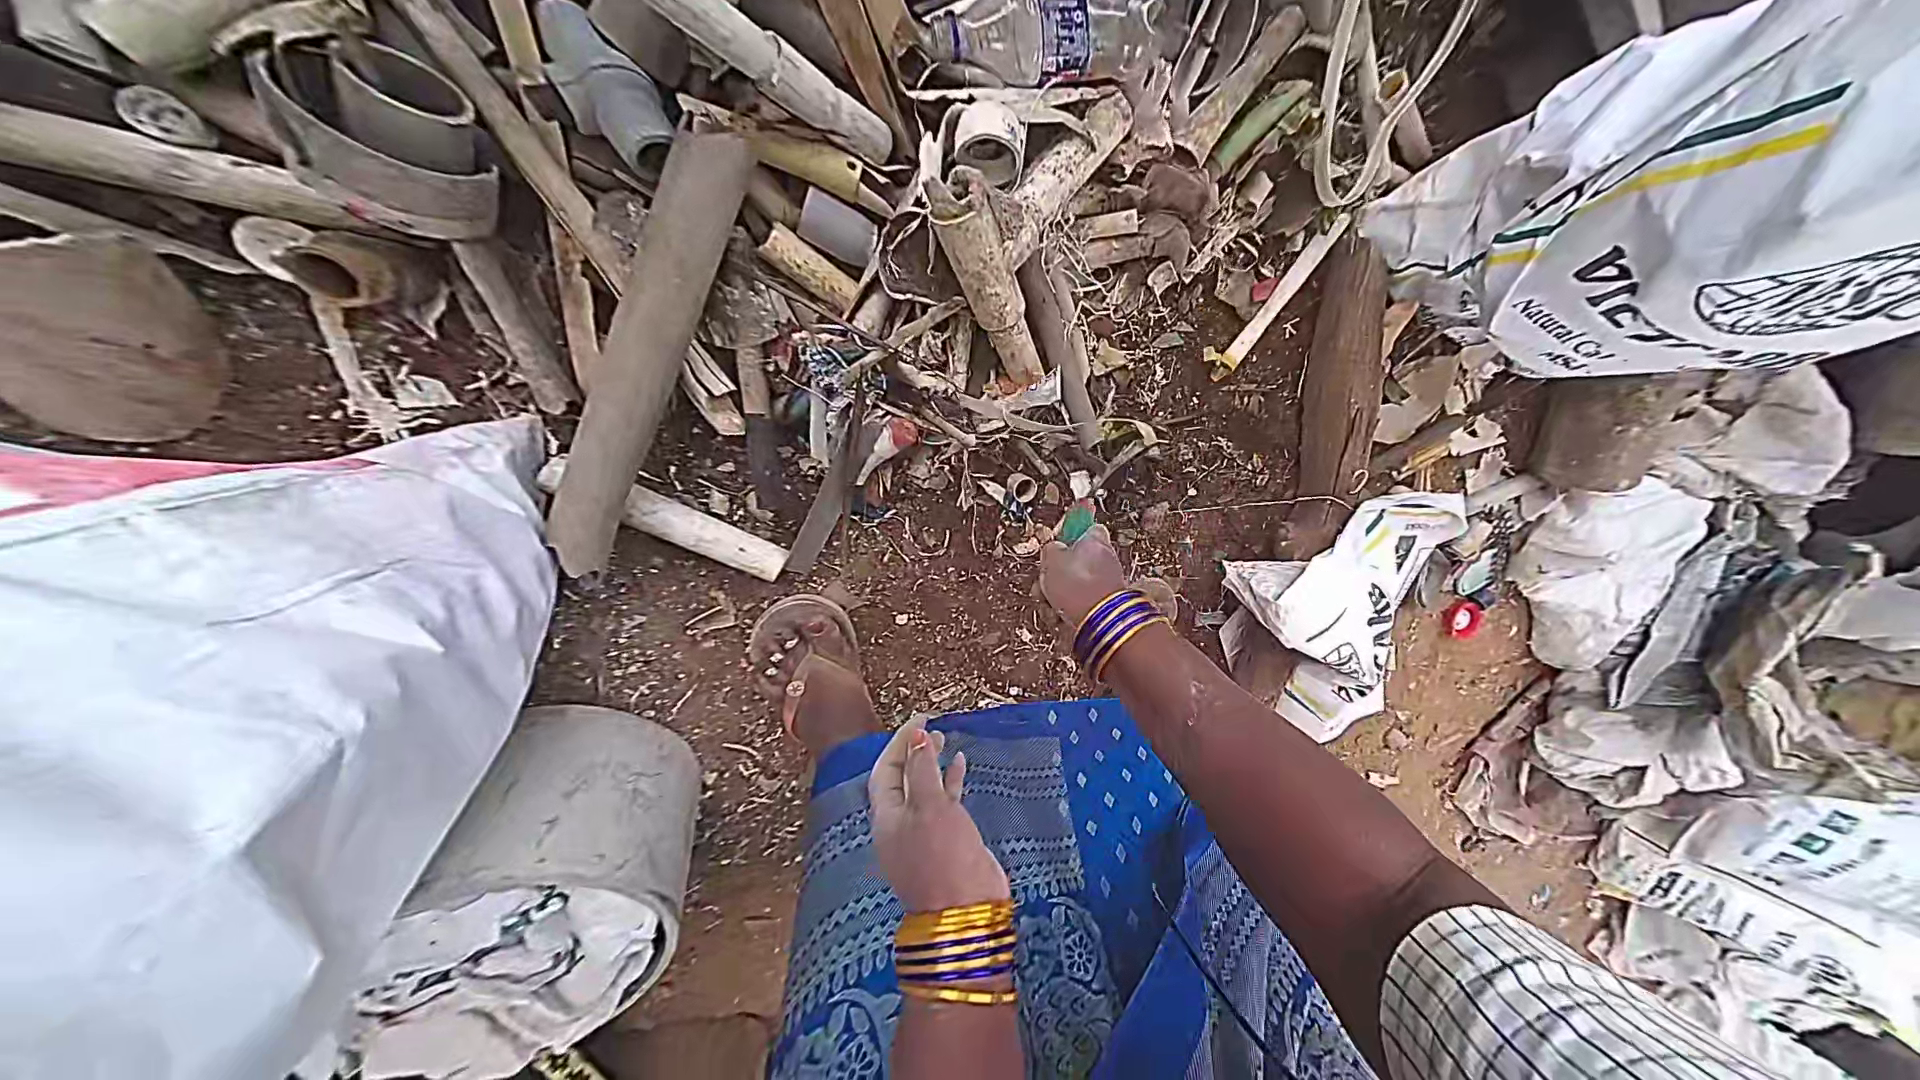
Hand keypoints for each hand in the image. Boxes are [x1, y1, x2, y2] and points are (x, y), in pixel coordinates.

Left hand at [868, 716, 1010, 911]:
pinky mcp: (946, 840)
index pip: (887, 769)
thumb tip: (917, 737)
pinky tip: (960, 766)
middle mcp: (900, 823)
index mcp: (887, 816)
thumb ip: (922, 769)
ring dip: (932, 763)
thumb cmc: (942, 857)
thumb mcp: (929, 806)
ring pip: (923, 788)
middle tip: (932, 728)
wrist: (965, 911)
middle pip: (902, 777)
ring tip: (945, 741)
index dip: (901, 742)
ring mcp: (923, 833)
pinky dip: (949, 781)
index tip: (920, 720)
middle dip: (914, 750)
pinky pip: (943, 802)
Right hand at [1039, 523, 1127, 626]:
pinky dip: (1066, 609)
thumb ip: (1050, 549)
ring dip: (1056, 594)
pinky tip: (1057, 615)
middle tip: (1044, 580)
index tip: (1057, 541)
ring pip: (1074, 585)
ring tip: (1048, 603)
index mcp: (1095, 540)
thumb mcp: (1051, 558)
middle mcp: (1105, 559)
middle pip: (1074, 561)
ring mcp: (1106, 583)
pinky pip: (1079, 603)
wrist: (1098, 619)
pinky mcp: (1104, 605)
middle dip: (1055, 573)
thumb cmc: (1078, 585)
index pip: (1086, 528)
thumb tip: (1051, 549)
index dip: (1069, 534)